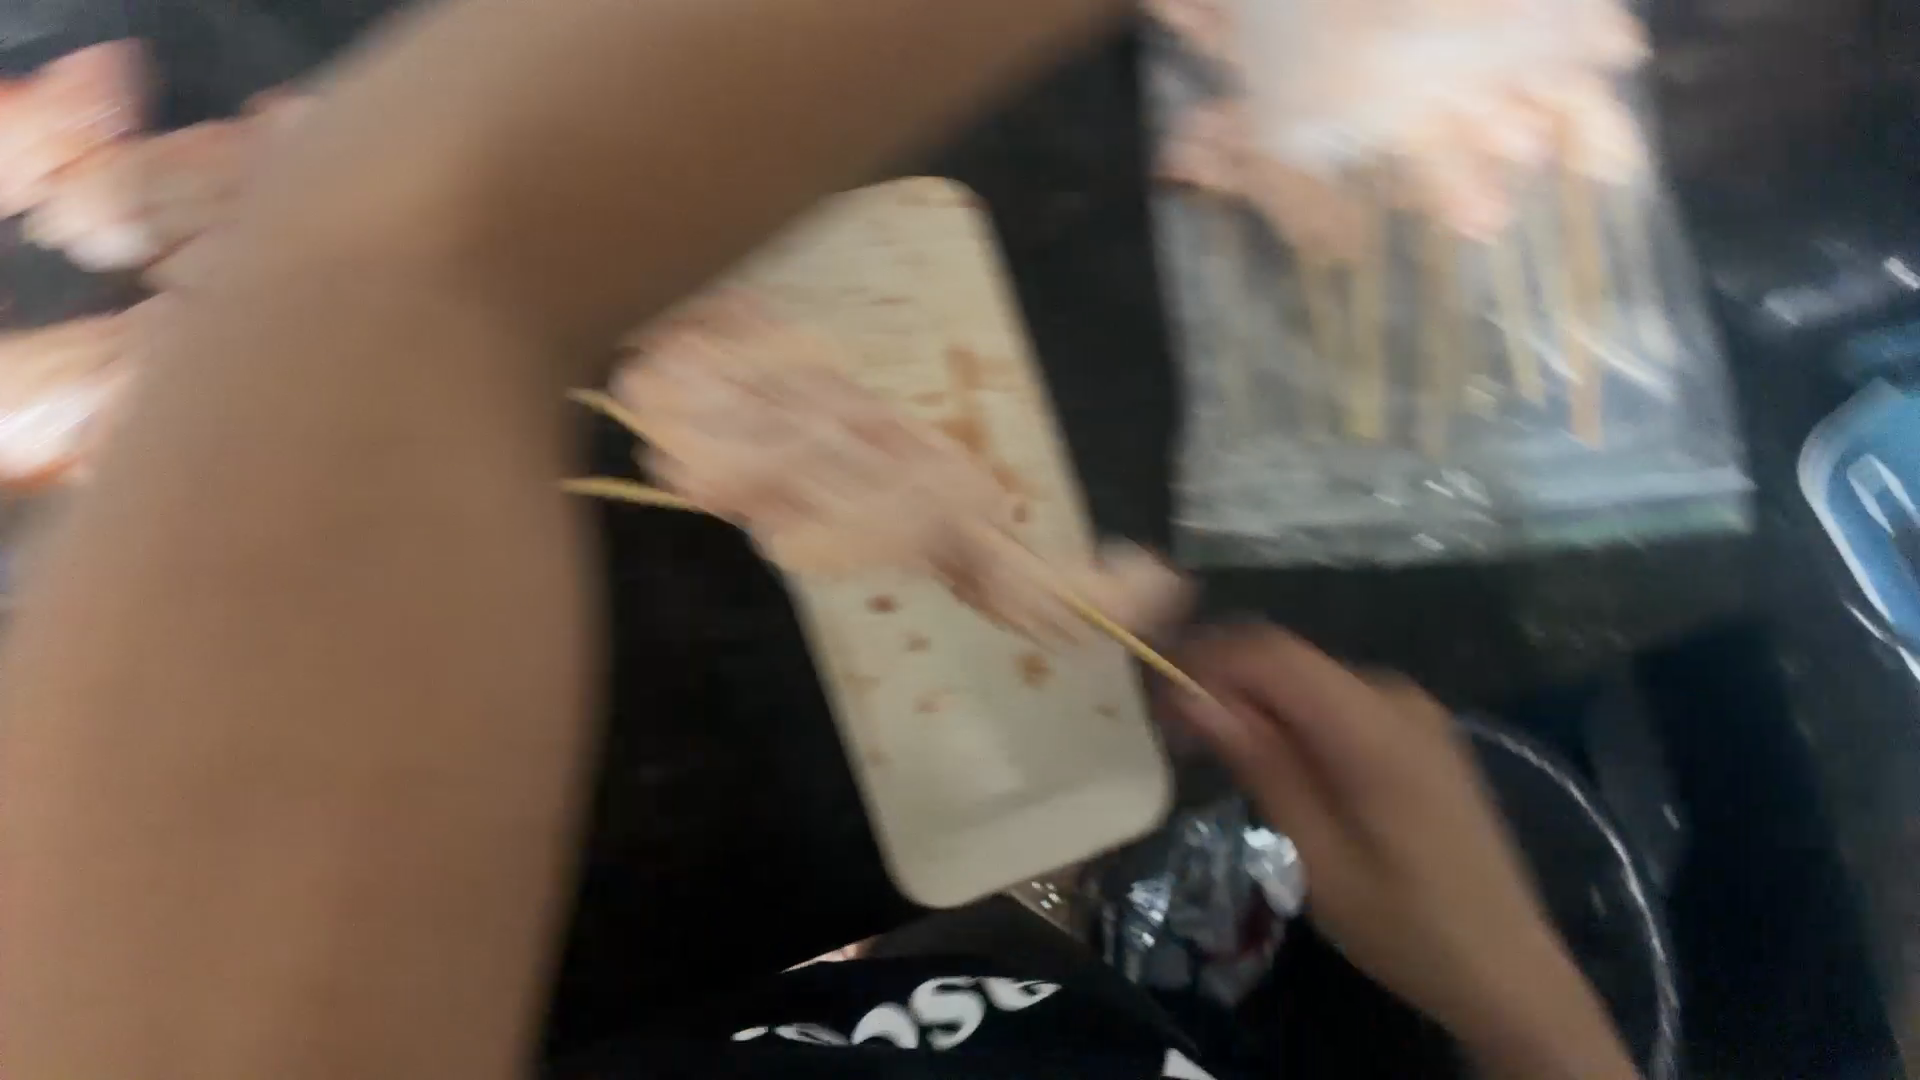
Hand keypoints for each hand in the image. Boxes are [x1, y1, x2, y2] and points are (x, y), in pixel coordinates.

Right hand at [1170, 626, 1636, 1079]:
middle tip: (1175, 731)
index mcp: (1375, 728)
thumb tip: (1188, 695)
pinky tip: (1268, 757)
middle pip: (1284, 659)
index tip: (1157, 696)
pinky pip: (1328, 698)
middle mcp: (1395, 697)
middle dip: (1220, 680)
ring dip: (1249, 699)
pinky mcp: (1411, 727)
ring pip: (1301, 676)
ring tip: (1212, 748)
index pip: (1271, 652)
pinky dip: (1284, 713)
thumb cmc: (1406, 927)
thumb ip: (1259, 762)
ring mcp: (1410, 709)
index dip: (1205, 658)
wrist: (1510, 970)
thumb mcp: (1318, 854)